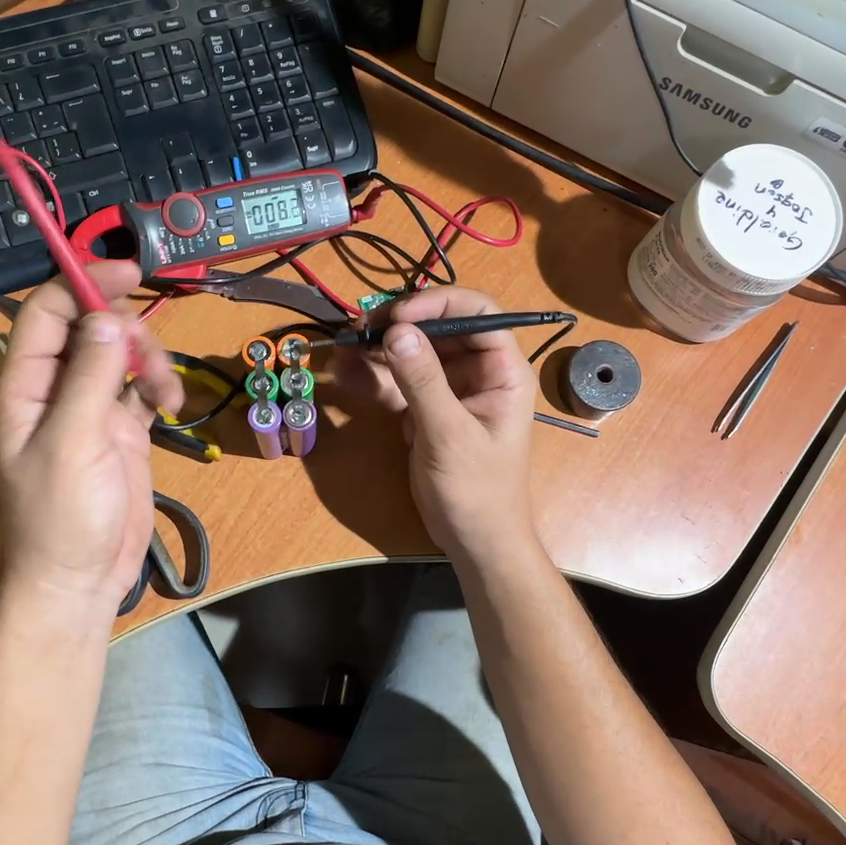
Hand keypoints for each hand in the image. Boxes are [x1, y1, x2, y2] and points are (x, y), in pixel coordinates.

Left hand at [0, 261, 182, 607]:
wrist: (82, 578)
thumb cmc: (64, 516)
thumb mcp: (73, 442)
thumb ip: (90, 377)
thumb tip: (110, 317)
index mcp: (26, 386)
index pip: (47, 313)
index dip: (82, 283)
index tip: (128, 273)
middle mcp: (56, 389)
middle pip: (92, 327)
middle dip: (127, 330)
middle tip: (151, 356)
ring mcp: (91, 409)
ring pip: (123, 354)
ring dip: (151, 360)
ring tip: (166, 391)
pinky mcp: (122, 430)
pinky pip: (142, 387)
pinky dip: (160, 385)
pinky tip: (170, 403)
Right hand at [331, 287, 538, 563]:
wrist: (474, 541)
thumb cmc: (477, 490)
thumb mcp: (449, 434)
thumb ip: (422, 381)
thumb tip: (396, 331)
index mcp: (502, 370)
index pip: (477, 313)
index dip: (438, 303)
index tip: (398, 316)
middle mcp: (478, 372)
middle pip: (438, 328)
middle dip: (399, 325)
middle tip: (360, 329)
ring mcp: (449, 390)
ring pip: (412, 353)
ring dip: (378, 348)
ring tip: (344, 345)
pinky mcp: (424, 410)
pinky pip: (397, 382)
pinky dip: (372, 376)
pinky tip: (344, 370)